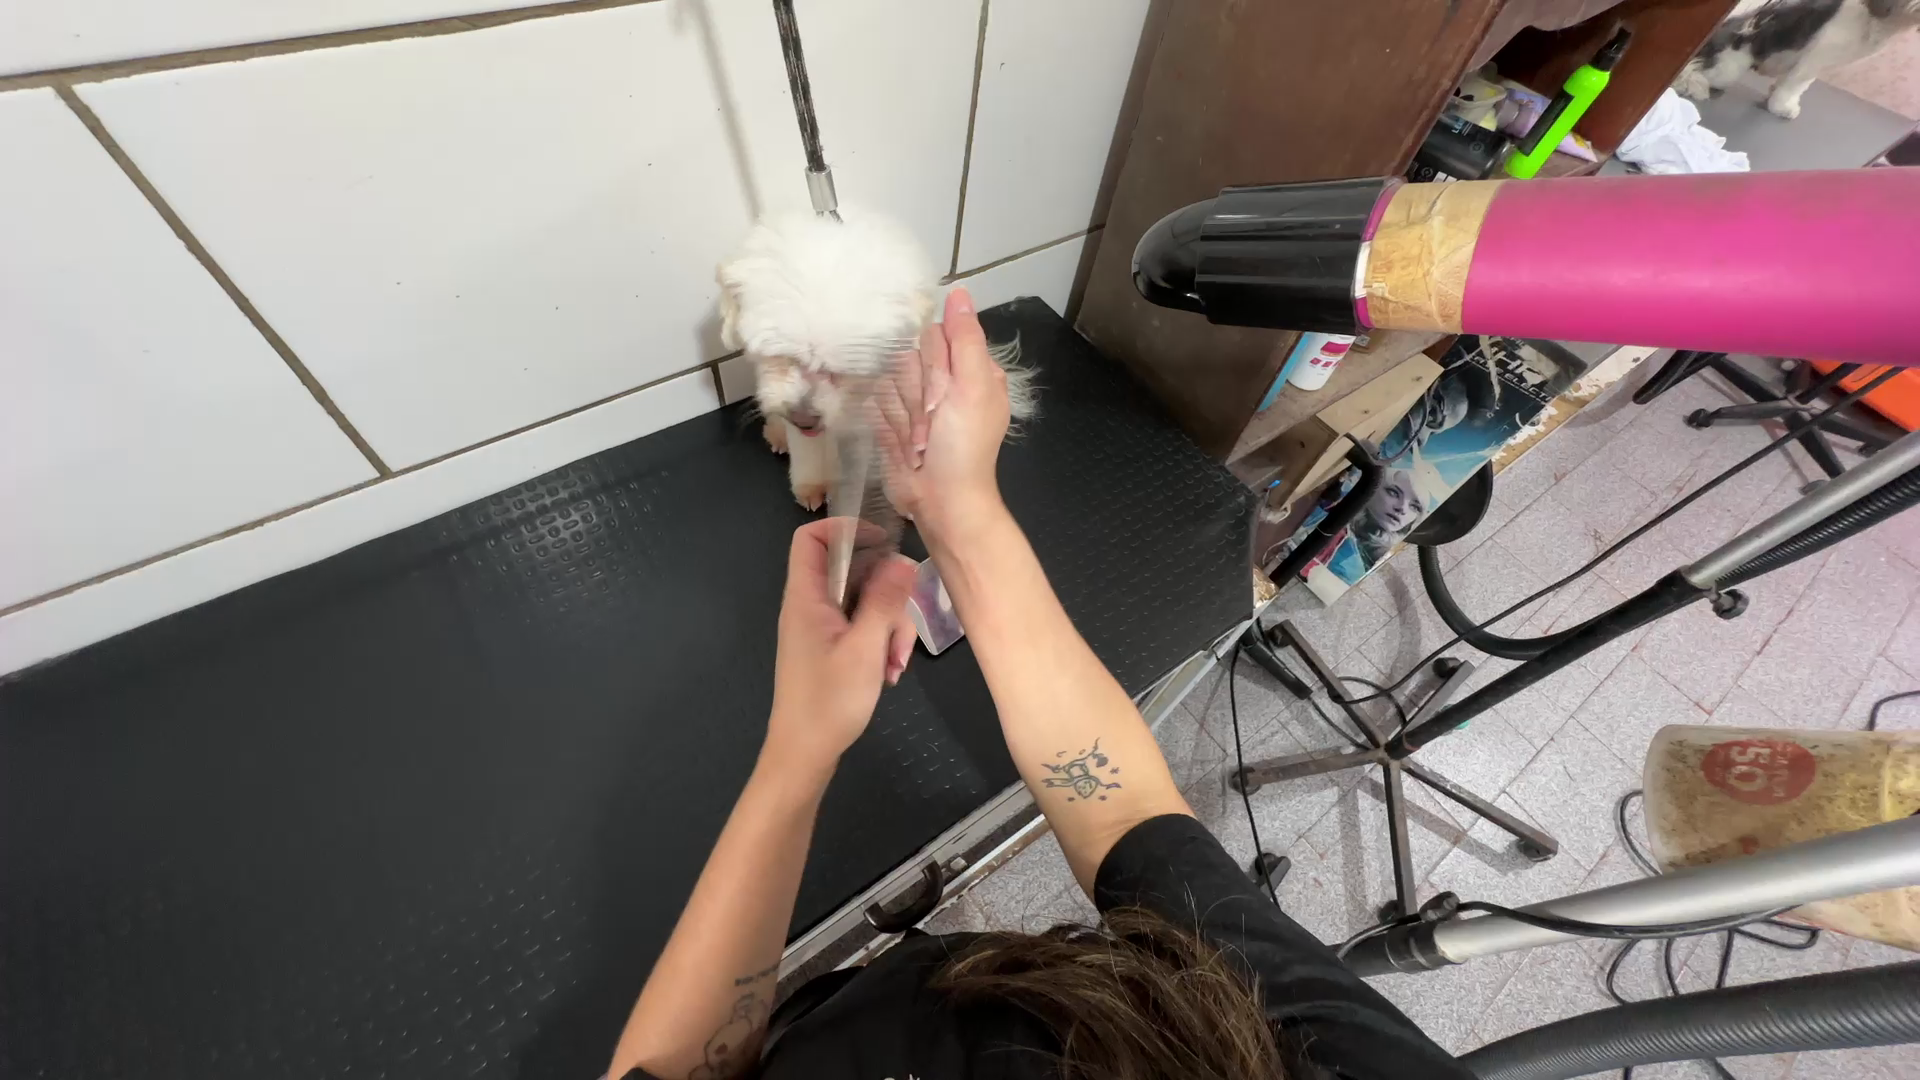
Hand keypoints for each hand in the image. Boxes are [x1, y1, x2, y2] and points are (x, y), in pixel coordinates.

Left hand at [766, 521, 918, 769]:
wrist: (804, 755)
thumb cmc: (829, 701)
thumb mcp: (865, 648)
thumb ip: (885, 601)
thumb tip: (903, 560)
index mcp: (806, 598)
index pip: (812, 538)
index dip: (846, 528)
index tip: (884, 540)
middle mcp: (811, 606)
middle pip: (852, 573)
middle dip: (886, 595)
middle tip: (902, 627)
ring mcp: (821, 628)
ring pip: (864, 603)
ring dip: (889, 626)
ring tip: (896, 663)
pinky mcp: (831, 648)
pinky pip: (861, 627)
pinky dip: (880, 643)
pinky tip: (889, 671)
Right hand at [877, 288, 1010, 543]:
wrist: (941, 501)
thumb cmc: (964, 446)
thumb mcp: (974, 387)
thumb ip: (966, 339)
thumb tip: (958, 292)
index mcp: (972, 369)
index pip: (937, 336)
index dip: (934, 362)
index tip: (941, 392)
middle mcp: (944, 381)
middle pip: (909, 356)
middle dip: (917, 392)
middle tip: (932, 421)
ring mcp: (917, 402)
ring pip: (889, 380)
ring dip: (903, 415)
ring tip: (919, 440)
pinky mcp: (894, 421)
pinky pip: (876, 403)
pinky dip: (888, 426)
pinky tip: (904, 446)